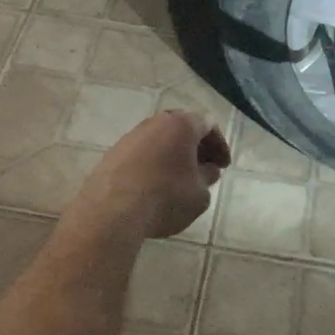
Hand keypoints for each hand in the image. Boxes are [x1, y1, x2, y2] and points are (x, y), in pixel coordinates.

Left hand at [70, 110, 230, 238]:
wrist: (112, 211)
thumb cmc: (166, 197)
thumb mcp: (200, 194)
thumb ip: (208, 177)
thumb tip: (208, 170)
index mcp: (180, 125)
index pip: (208, 124)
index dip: (219, 145)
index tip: (223, 167)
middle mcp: (154, 123)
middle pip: (181, 128)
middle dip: (195, 148)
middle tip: (203, 170)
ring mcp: (130, 137)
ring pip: (159, 141)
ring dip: (172, 156)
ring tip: (179, 181)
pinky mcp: (112, 154)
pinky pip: (141, 155)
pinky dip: (153, 165)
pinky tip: (154, 187)